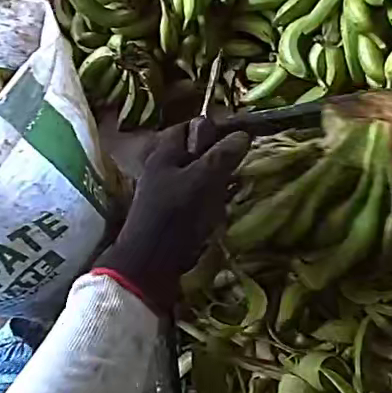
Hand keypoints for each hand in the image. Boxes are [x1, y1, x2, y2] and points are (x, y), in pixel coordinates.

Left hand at [93, 119, 249, 311]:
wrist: (149, 266)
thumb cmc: (173, 216)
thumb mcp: (200, 181)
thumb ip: (220, 156)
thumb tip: (242, 134)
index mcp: (164, 154)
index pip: (187, 127)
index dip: (210, 127)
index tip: (236, 132)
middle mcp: (162, 171)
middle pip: (192, 153)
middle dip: (216, 154)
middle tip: (242, 157)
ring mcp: (165, 195)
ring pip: (195, 177)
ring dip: (216, 178)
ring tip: (238, 180)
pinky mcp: (172, 217)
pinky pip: (195, 199)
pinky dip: (211, 199)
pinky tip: (225, 206)